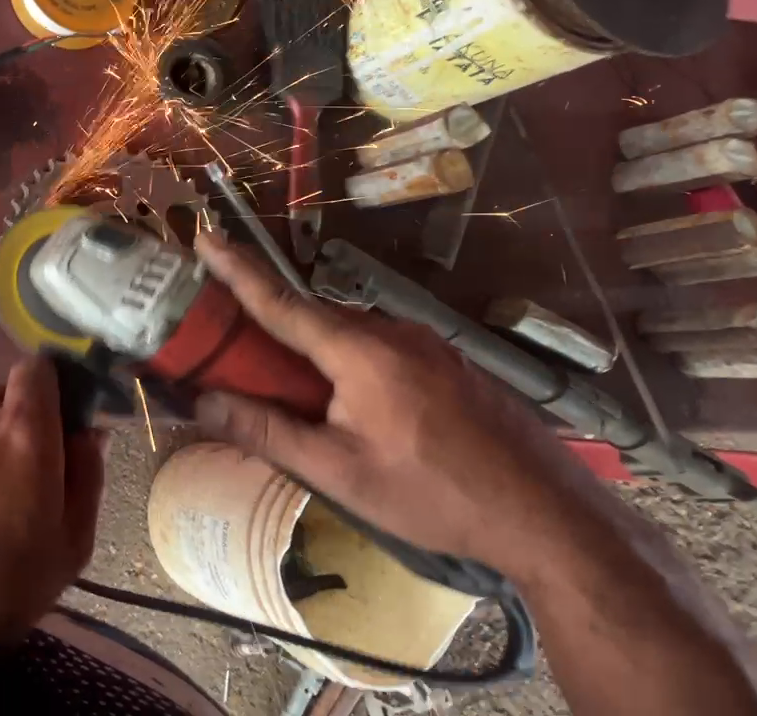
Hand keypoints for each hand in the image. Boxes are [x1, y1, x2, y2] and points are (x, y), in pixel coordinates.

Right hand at [190, 230, 613, 577]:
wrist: (556, 521)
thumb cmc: (437, 497)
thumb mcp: (338, 472)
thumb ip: (265, 432)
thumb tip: (199, 405)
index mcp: (361, 352)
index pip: (281, 300)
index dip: (236, 268)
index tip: (203, 235)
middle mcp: (393, 333)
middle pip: (310, 312)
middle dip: (263, 313)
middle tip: (221, 325)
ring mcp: (426, 345)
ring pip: (344, 329)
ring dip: (304, 341)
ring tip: (276, 372)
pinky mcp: (447, 363)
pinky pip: (375, 343)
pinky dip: (339, 354)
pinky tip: (338, 392)